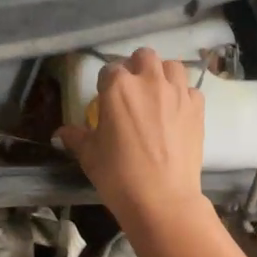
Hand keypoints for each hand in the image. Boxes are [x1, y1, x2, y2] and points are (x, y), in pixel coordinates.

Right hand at [59, 48, 207, 227]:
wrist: (162, 200)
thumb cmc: (118, 177)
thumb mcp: (90, 156)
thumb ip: (76, 138)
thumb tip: (59, 134)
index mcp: (118, 87)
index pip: (109, 71)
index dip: (106, 85)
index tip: (106, 101)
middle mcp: (149, 81)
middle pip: (143, 57)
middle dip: (136, 68)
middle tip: (133, 92)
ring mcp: (177, 93)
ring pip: (171, 66)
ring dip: (163, 75)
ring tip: (158, 95)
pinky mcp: (197, 109)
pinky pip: (191, 90)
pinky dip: (184, 96)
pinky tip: (177, 113)